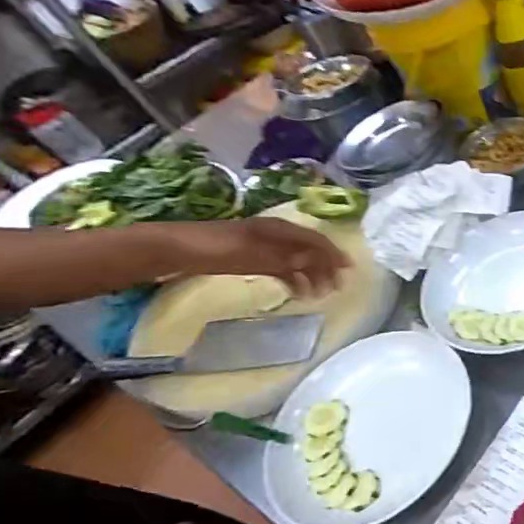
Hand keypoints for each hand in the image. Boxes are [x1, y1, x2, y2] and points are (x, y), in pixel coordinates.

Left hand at [185, 217, 349, 297]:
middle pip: (308, 249)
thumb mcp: (255, 254)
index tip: (349, 271)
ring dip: (310, 275)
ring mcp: (261, 245)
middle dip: (325, 267)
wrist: (174, 250)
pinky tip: (295, 291)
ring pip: (296, 259)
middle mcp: (274, 234)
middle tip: (336, 288)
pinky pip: (280, 267)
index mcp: (278, 229)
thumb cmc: (215, 249)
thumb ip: (288, 258)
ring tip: (318, 295)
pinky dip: (292, 278)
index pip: (316, 240)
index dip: (334, 254)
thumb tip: (319, 260)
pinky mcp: (249, 257)